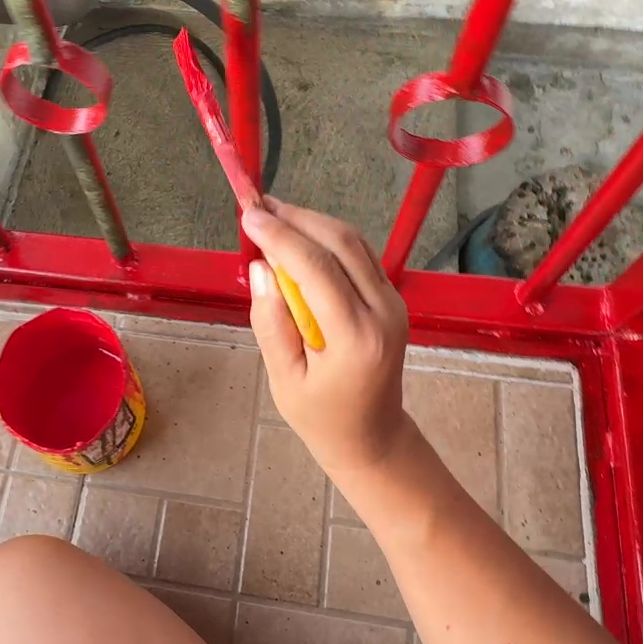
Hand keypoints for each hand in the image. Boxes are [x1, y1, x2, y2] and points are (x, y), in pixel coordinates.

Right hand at [240, 198, 411, 475]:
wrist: (373, 436)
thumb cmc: (321, 417)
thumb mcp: (283, 380)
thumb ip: (271, 322)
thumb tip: (261, 268)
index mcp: (356, 338)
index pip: (317, 269)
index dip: (281, 236)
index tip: (249, 215)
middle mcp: (383, 311)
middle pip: (341, 243)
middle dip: (296, 218)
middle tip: (256, 207)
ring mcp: (393, 302)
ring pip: (353, 241)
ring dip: (311, 222)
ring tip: (271, 215)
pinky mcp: (392, 297)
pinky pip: (360, 254)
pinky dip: (327, 237)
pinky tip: (298, 235)